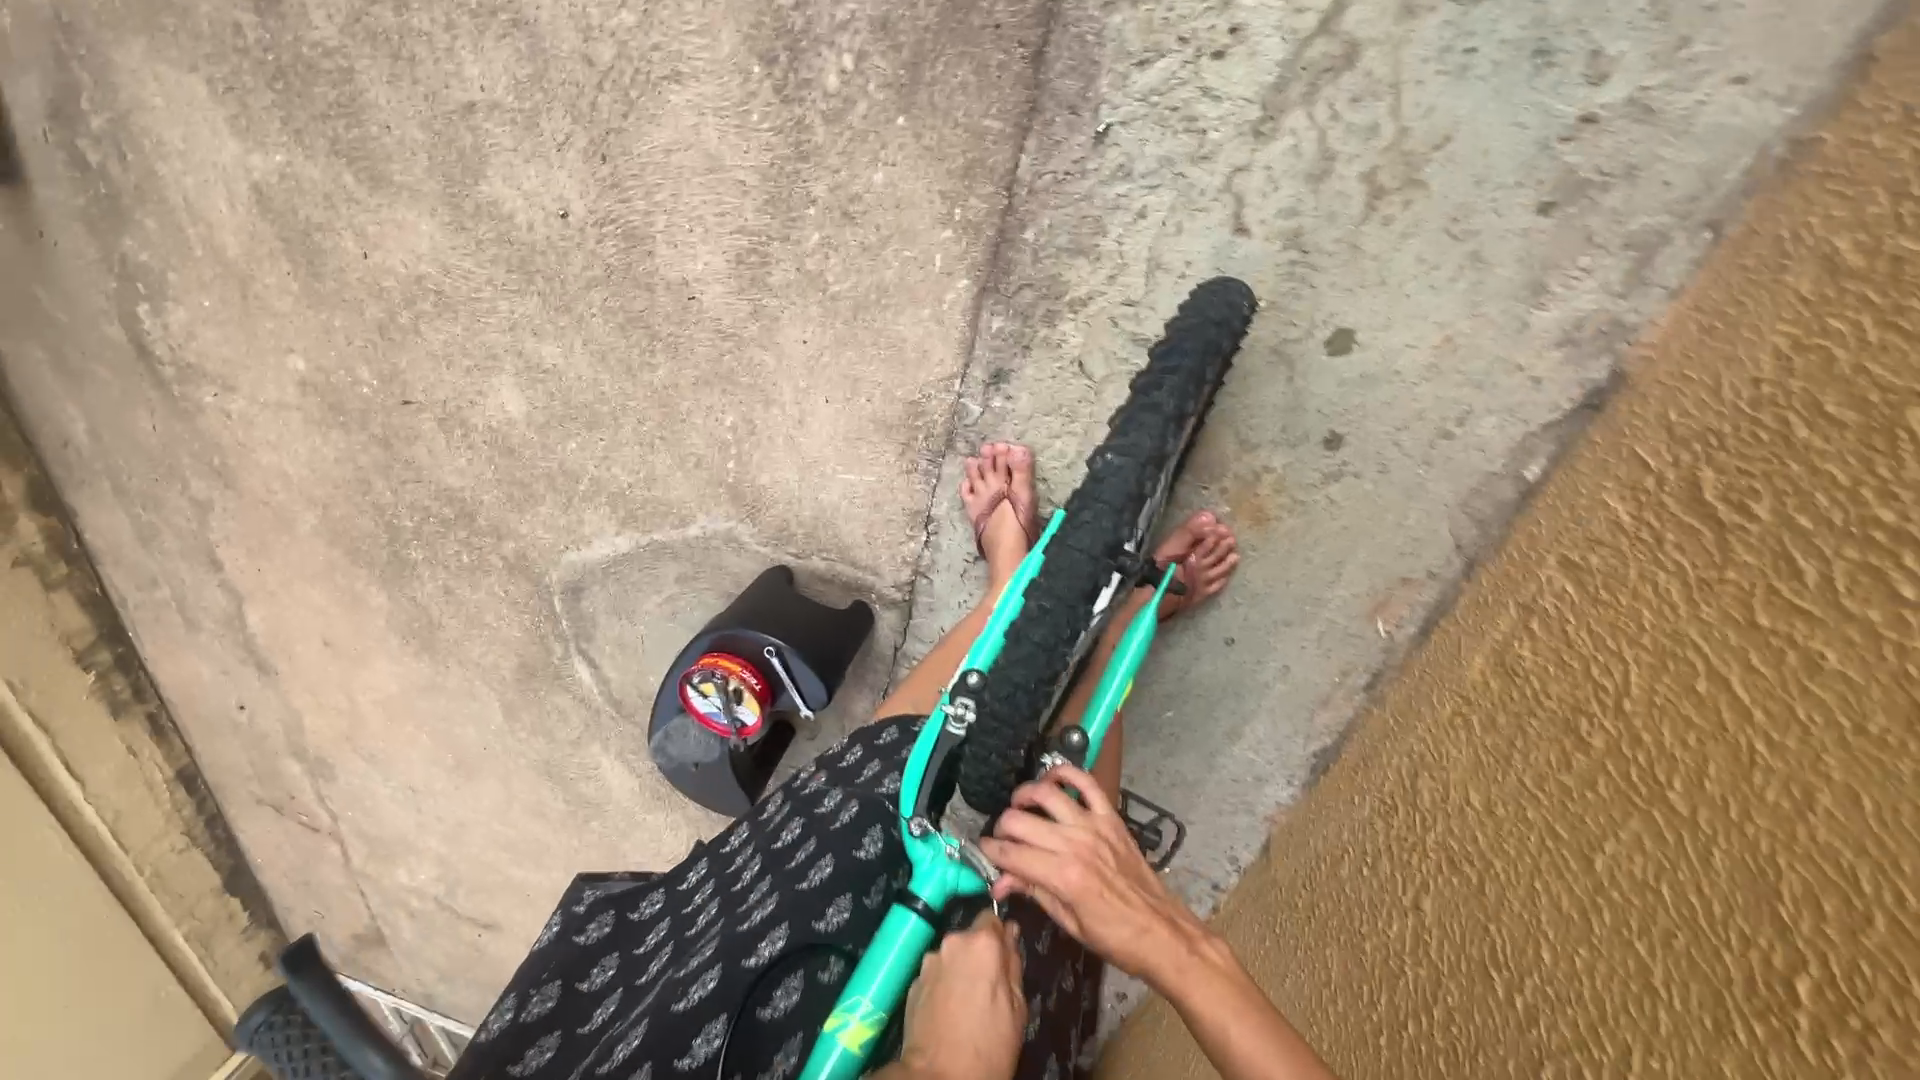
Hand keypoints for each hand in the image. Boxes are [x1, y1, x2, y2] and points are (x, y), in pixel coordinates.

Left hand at [896, 910, 1026, 1079]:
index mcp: (982, 943)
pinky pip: (935, 975)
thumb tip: (1010, 934)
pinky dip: (942, 985)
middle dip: (979, 955)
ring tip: (965, 1004)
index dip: (1000, 937)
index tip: (1004, 959)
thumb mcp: (1017, 1008)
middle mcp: (951, 943)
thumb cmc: (988, 1046)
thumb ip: (1013, 964)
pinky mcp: (912, 983)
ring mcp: (928, 962)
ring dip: (959, 969)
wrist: (937, 1078)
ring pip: (951, 956)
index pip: (993, 917)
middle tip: (989, 989)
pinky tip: (947, 1011)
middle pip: (970, 938)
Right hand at [979, 765, 1212, 982]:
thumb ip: (1034, 892)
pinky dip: (1065, 774)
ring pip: (1047, 794)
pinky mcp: (1111, 817)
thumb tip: (1000, 882)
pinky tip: (1051, 780)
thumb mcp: (1069, 923)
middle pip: (1020, 820)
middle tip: (1001, 840)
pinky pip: (1086, 783)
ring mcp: (1094, 826)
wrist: (1162, 932)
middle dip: (1001, 829)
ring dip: (1024, 796)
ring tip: (1018, 807)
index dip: (989, 853)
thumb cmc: (1115, 938)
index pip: (1011, 854)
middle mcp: (1075, 844)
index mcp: (1063, 876)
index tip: (982, 853)